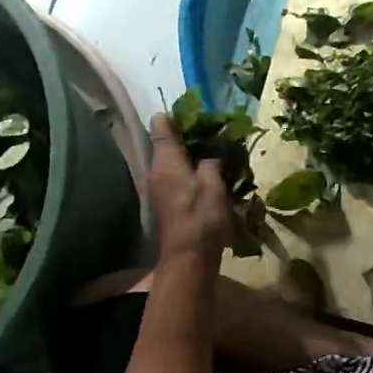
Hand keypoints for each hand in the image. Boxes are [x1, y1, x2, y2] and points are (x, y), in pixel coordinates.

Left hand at [149, 114, 231, 261]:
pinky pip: (178, 178)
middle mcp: (157, 170)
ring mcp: (160, 189)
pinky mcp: (167, 204)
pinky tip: (210, 177)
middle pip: (167, 143)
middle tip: (215, 133)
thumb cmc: (201, 217)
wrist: (188, 259)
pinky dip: (191, 173)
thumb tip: (211, 155)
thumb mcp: (213, 184)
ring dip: (192, 156)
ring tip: (216, 154)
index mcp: (166, 161)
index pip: (161, 124)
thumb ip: (211, 162)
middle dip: (189, 136)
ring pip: (174, 162)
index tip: (199, 114)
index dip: (178, 115)